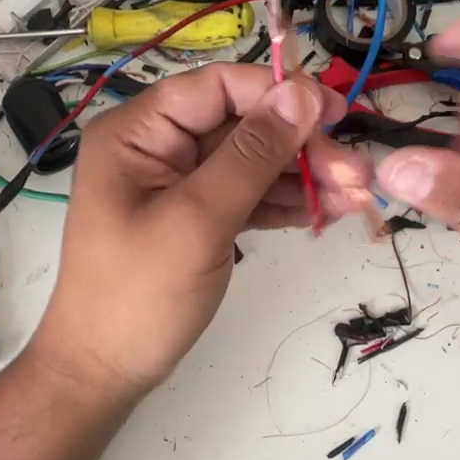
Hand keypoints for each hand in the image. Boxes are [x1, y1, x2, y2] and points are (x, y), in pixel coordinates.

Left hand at [29, 63, 372, 395]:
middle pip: (241, 125)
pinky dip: (284, 202)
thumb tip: (303, 95)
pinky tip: (326, 211)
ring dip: (303, 176)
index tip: (335, 112)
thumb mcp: (197, 220)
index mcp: (137, 133)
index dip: (277, 92)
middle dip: (299, 145)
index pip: (216, 87)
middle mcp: (157, 148)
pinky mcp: (197, 217)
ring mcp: (178, 184)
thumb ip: (251, 155)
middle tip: (355, 174)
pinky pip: (247, 194)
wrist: (104, 371)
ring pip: (251, 161)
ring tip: (355, 197)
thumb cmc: (138, 295)